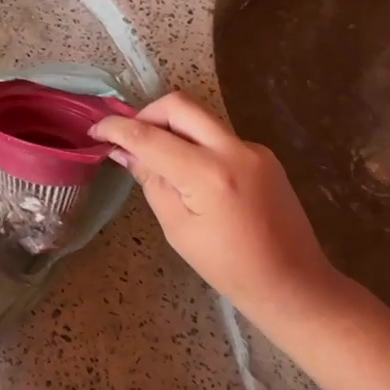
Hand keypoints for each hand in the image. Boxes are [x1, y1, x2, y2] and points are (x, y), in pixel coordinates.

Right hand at [90, 92, 342, 321]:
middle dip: (146, 114)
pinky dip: (193, 143)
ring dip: (170, 127)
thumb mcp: (176, 227)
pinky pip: (217, 135)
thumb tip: (124, 151)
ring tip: (156, 158)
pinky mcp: (263, 156)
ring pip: (199, 118)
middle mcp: (233, 150)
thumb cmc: (228, 267)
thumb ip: (150, 180)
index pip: (148, 136)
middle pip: (178, 105)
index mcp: (208, 174)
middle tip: (129, 137)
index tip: (95, 130)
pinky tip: (188, 173)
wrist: (295, 284)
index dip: (115, 129)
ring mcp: (253, 150)